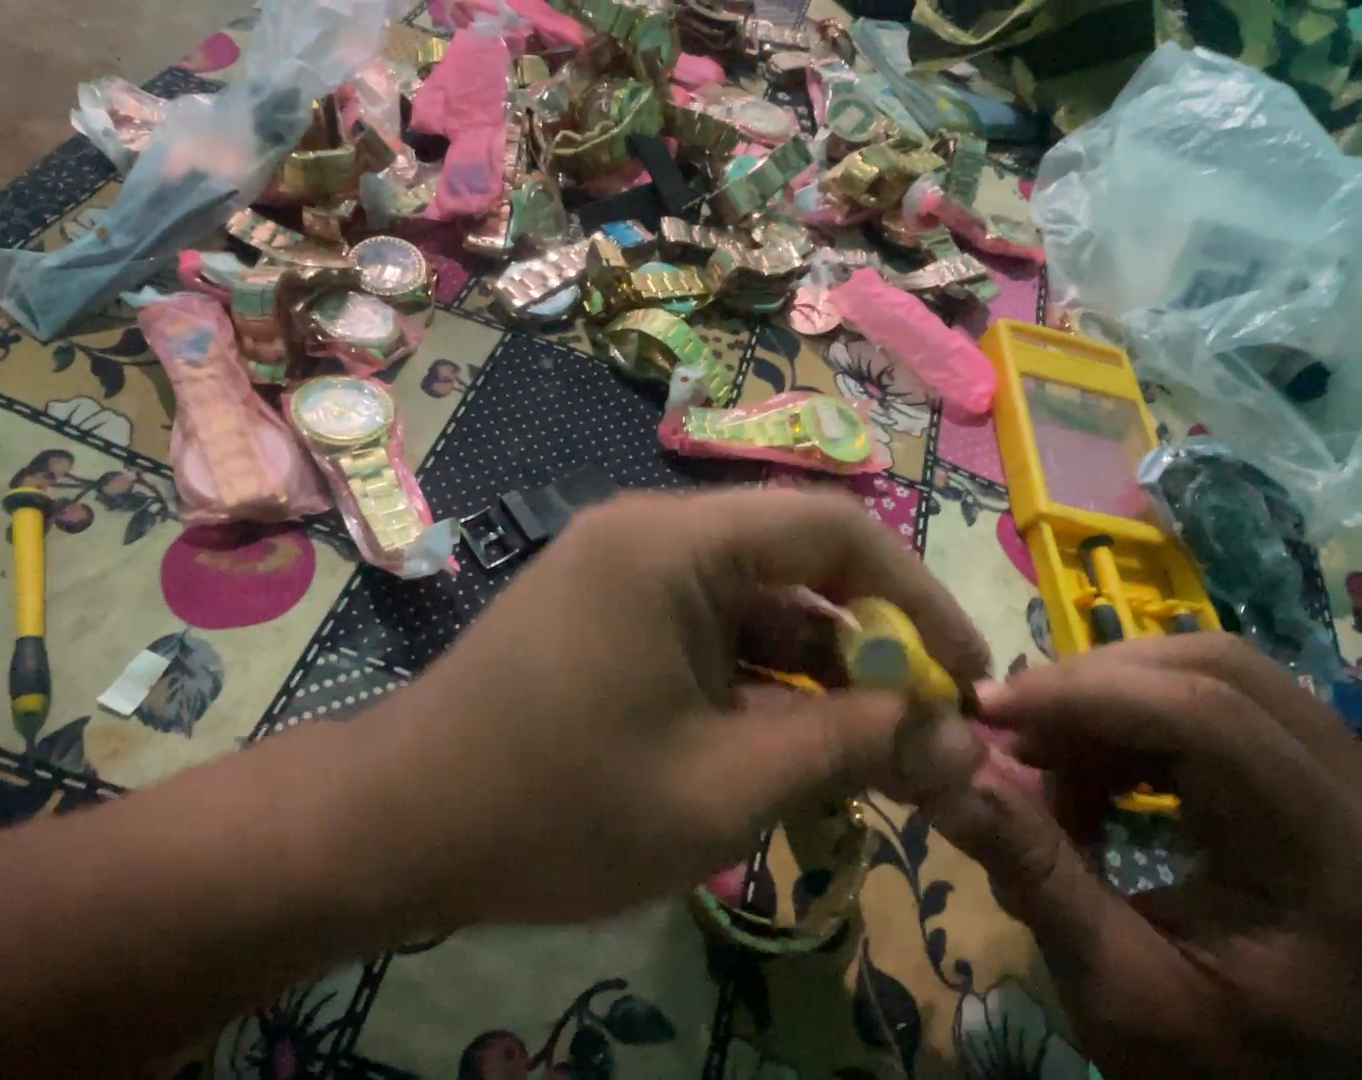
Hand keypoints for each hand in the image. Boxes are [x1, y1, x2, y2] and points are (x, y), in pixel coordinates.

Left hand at [393, 489, 990, 925]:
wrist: (397, 826)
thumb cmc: (557, 807)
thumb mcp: (722, 787)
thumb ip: (848, 749)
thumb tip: (953, 736)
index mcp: (673, 545)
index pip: (834, 529)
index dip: (916, 598)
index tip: (964, 677)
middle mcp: (646, 534)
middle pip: (793, 565)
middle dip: (866, 647)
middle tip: (920, 734)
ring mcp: (616, 571)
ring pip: (749, 604)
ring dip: (812, 672)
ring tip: (865, 755)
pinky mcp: (600, 612)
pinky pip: (700, 628)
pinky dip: (752, 680)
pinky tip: (785, 744)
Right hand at [938, 635, 1361, 1078]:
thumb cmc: (1225, 1076)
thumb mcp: (1117, 991)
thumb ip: (1034, 872)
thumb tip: (941, 772)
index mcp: (1342, 863)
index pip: (1208, 716)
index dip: (1081, 694)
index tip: (983, 711)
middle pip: (1219, 672)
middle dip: (1091, 686)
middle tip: (1006, 729)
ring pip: (1217, 679)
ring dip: (1108, 705)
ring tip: (1039, 766)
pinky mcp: (1334, 792)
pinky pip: (1223, 713)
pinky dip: (1134, 730)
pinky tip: (1090, 782)